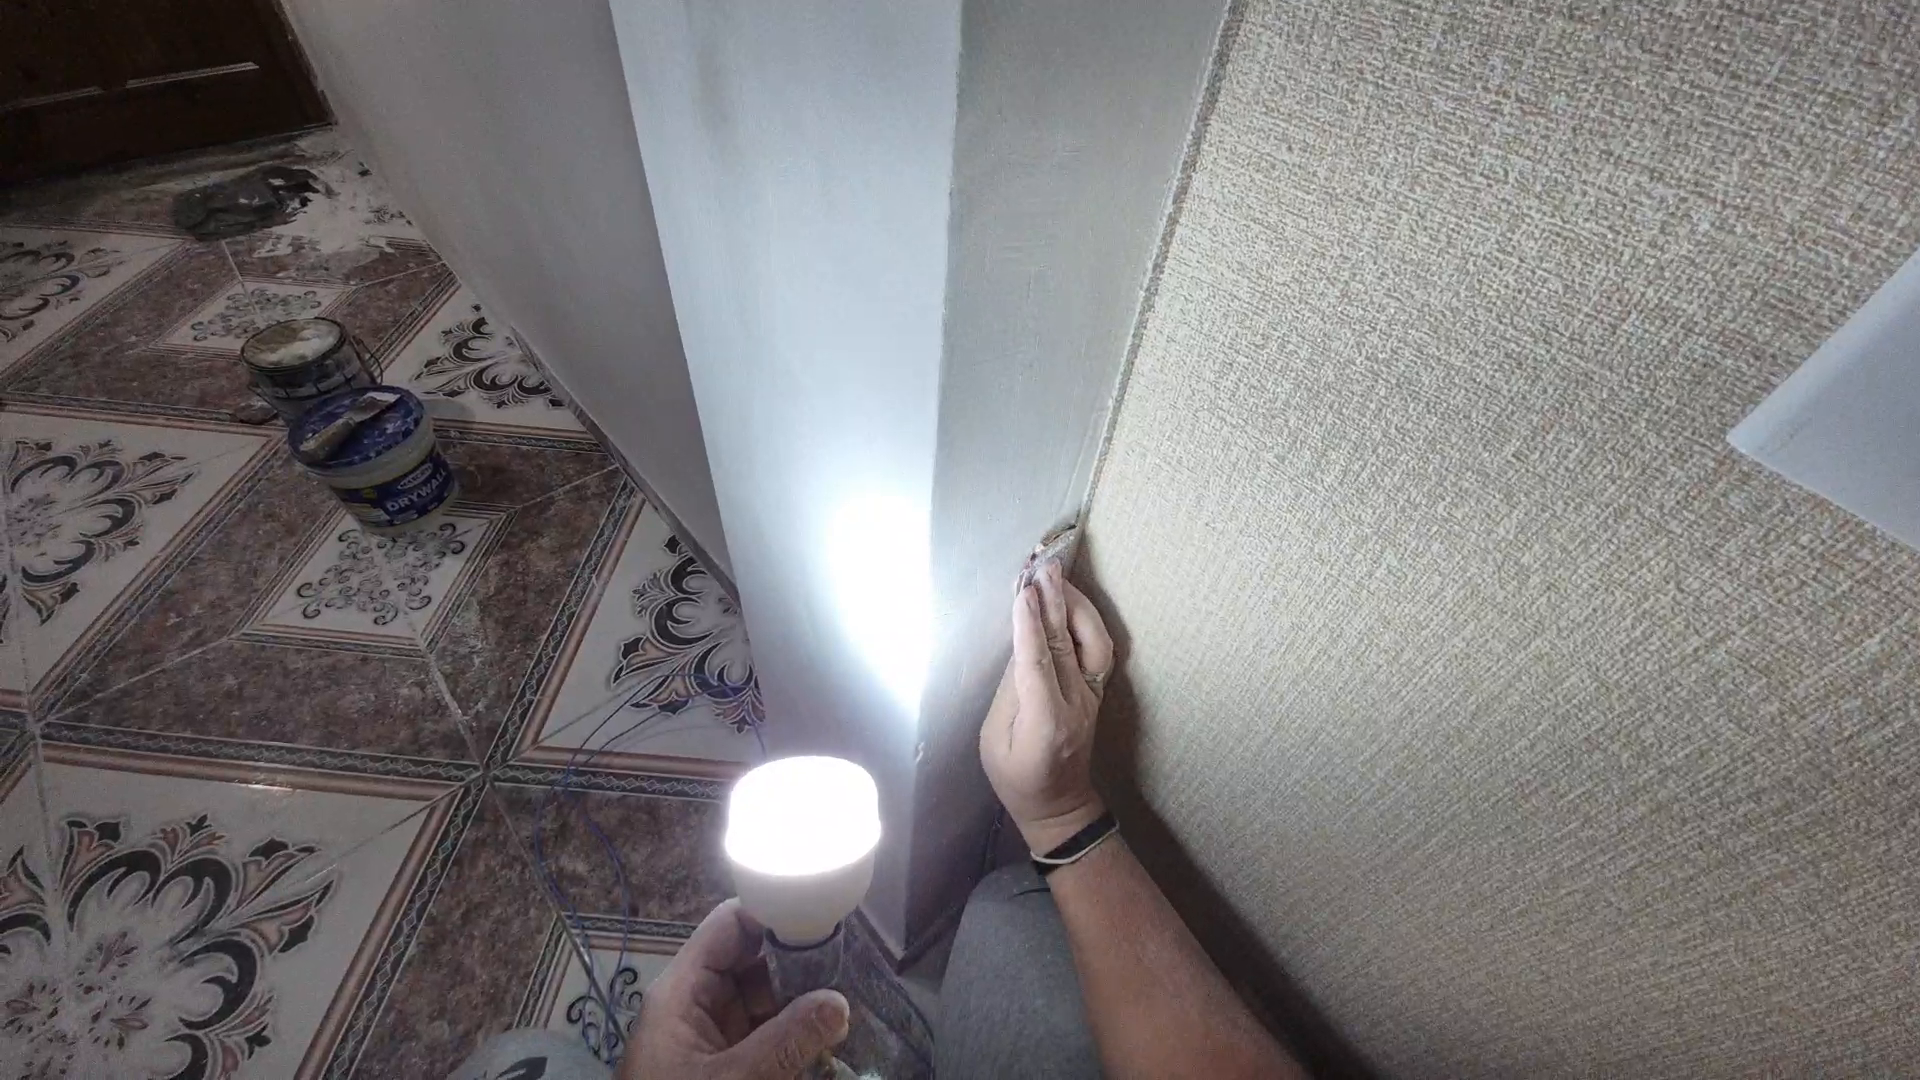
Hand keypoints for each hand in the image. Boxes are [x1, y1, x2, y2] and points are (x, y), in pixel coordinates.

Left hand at [620, 899, 850, 1079]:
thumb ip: (786, 1043)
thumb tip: (841, 1003)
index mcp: (683, 991)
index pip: (731, 924)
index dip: (773, 910)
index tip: (821, 913)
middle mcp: (697, 1003)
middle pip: (753, 956)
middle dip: (796, 960)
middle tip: (841, 968)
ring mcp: (711, 1036)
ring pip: (765, 995)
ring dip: (801, 999)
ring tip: (839, 1008)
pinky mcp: (725, 1066)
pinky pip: (765, 1031)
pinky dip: (793, 1032)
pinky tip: (824, 1037)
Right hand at [979, 560, 1115, 853]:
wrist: (1060, 806)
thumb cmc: (1017, 780)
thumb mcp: (995, 742)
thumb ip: (1009, 694)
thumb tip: (1019, 648)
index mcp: (1046, 722)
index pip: (1038, 663)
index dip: (1029, 625)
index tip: (1022, 591)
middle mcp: (1077, 704)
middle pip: (1066, 643)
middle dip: (1054, 601)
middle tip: (1042, 566)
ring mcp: (1093, 696)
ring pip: (1093, 640)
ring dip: (1075, 603)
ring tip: (1057, 574)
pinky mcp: (1098, 691)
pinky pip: (1099, 648)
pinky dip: (1087, 618)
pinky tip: (1072, 598)